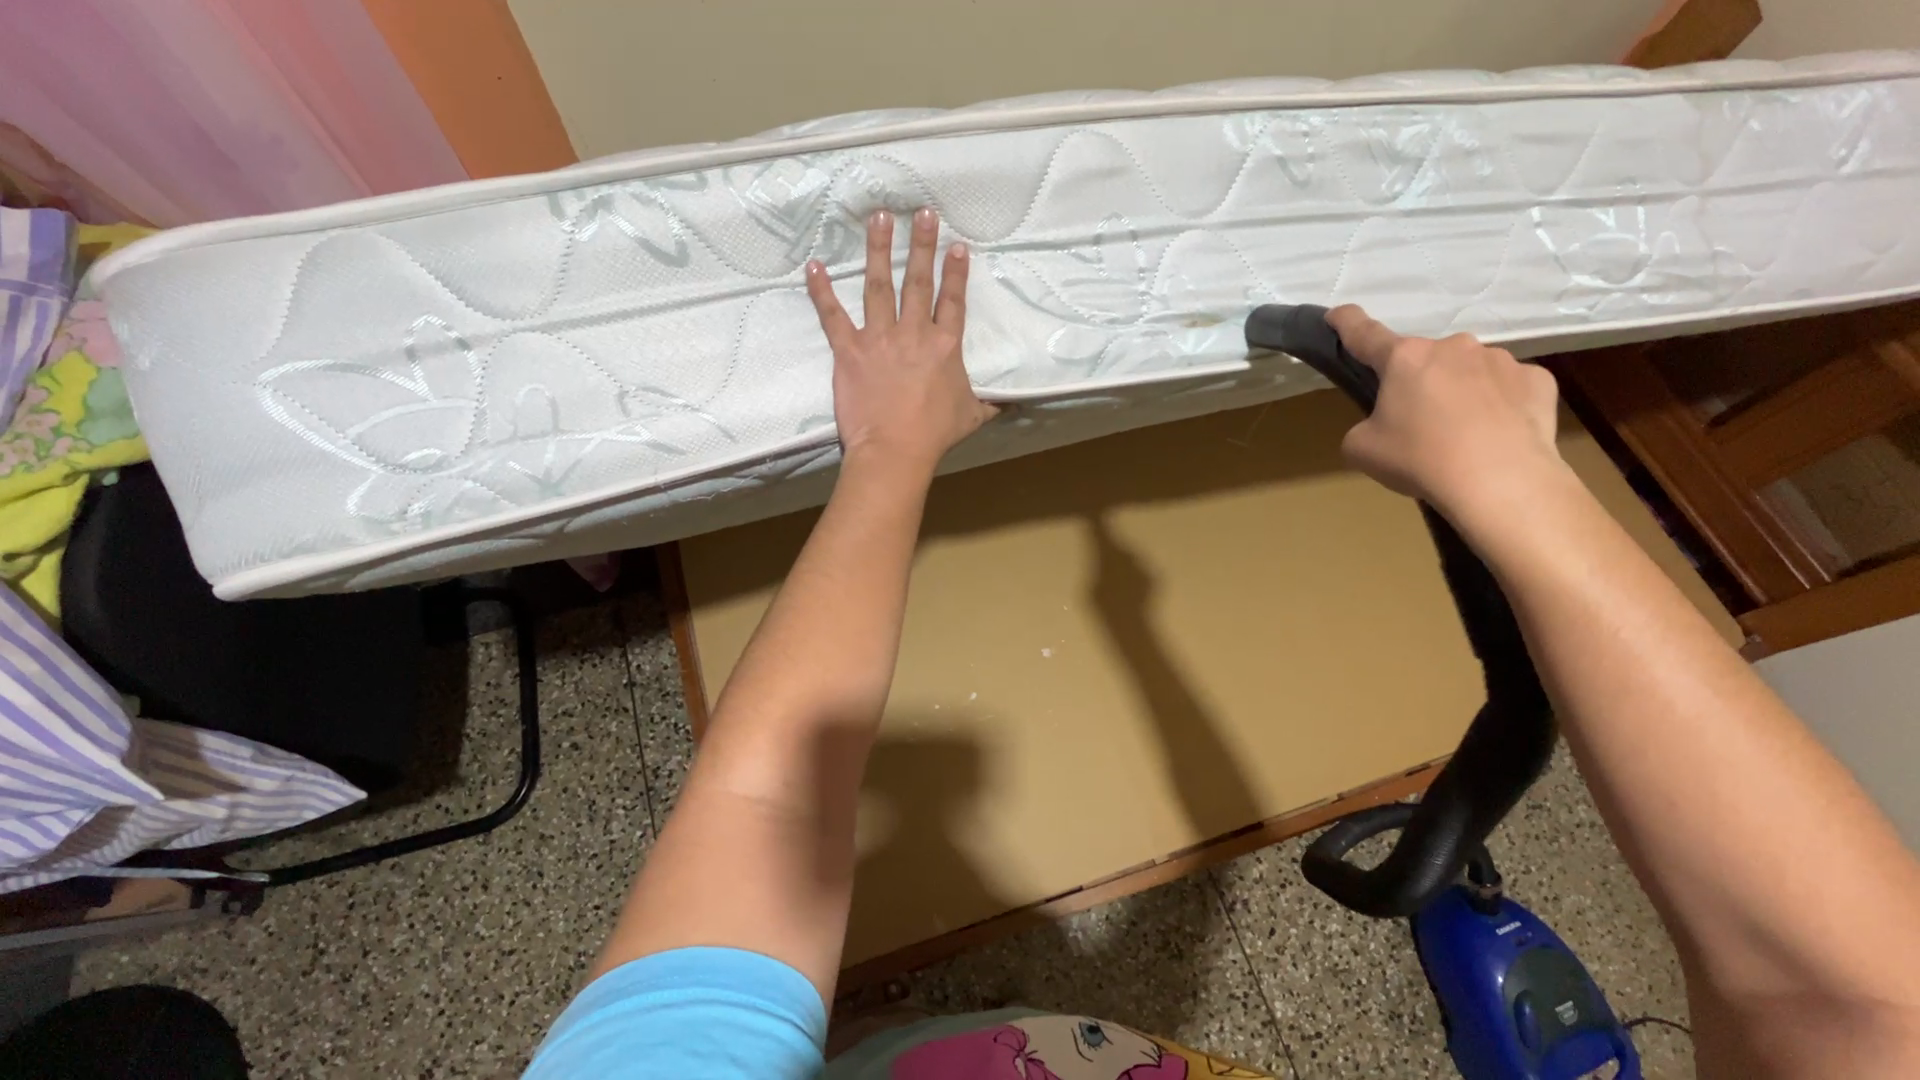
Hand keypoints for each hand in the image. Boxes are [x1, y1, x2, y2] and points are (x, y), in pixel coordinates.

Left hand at [806, 208, 996, 473]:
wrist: (895, 451)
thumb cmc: (935, 435)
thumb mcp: (972, 416)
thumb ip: (991, 403)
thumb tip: (1015, 403)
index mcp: (945, 346)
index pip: (953, 300)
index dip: (956, 272)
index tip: (957, 245)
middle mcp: (914, 333)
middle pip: (919, 281)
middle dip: (922, 244)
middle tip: (922, 212)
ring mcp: (880, 339)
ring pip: (879, 285)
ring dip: (879, 250)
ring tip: (879, 219)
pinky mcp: (850, 351)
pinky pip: (833, 316)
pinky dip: (822, 291)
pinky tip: (815, 267)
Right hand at [1326, 304, 1563, 516]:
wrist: (1501, 481)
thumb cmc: (1420, 459)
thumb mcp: (1362, 450)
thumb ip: (1364, 427)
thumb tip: (1384, 424)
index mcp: (1404, 359)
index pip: (1364, 333)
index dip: (1345, 322)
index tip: (1336, 315)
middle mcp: (1452, 347)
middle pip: (1424, 360)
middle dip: (1416, 382)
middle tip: (1415, 422)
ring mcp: (1499, 360)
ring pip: (1468, 371)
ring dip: (1459, 392)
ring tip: (1463, 435)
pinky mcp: (1537, 380)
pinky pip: (1508, 388)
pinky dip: (1500, 405)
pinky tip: (1499, 434)